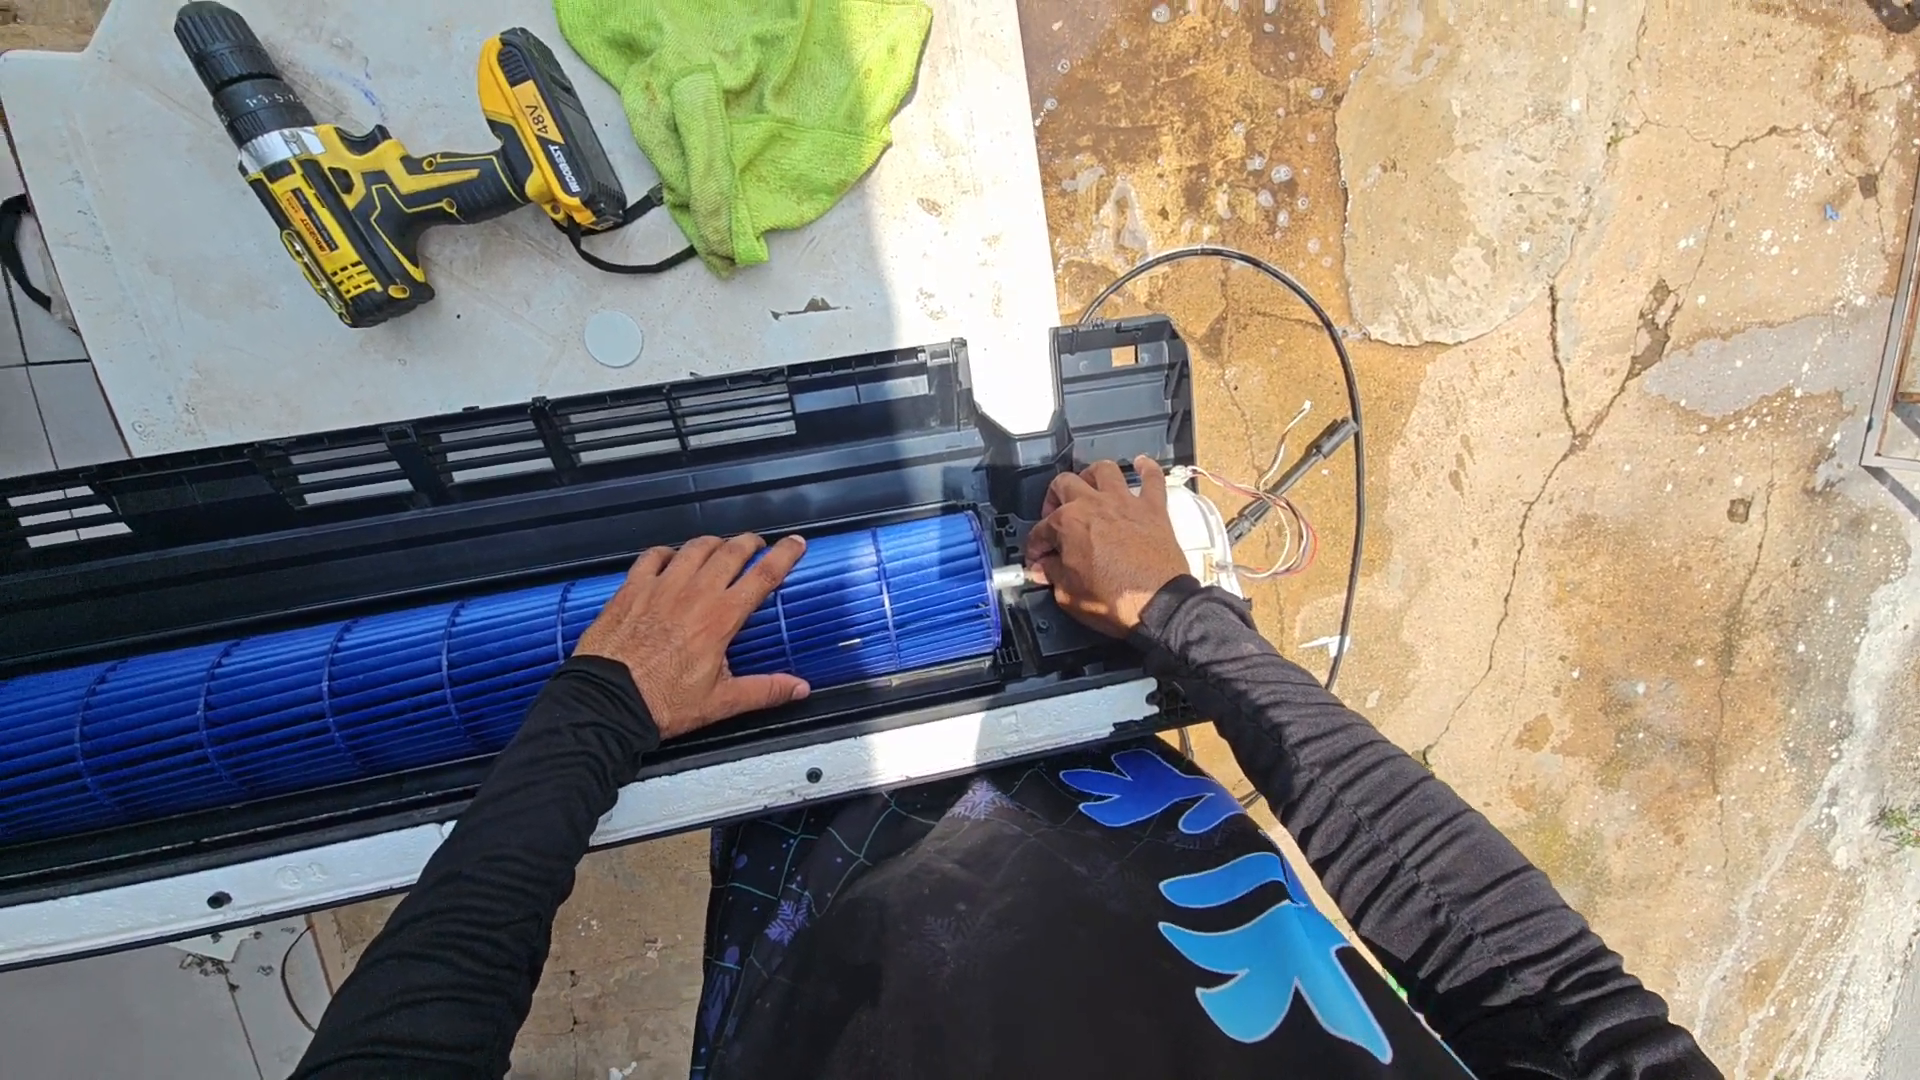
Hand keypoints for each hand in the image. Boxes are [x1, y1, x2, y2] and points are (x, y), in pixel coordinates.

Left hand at [576, 534, 810, 739]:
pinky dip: (668, 552)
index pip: (763, 575)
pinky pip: (653, 556)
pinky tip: (672, 558)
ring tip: (721, 547)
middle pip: (731, 551)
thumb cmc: (662, 702)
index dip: (784, 554)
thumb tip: (800, 688)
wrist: (605, 702)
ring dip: (714, 543)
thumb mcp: (721, 702)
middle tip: (758, 544)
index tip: (796, 542)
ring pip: (695, 548)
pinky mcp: (632, 588)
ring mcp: (661, 586)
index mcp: (721, 617)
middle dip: (750, 542)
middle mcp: (695, 593)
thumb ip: (764, 690)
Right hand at [1024, 456, 1189, 637]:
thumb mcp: (1069, 595)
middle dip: (1053, 499)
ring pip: (1103, 469)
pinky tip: (1140, 463)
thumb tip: (1045, 568)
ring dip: (1091, 475)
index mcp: (1068, 523)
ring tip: (1088, 488)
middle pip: (1064, 484)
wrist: (1158, 606)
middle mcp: (1094, 504)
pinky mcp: (1153, 509)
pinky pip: (1152, 478)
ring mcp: (1125, 502)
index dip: (1035, 547)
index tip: (1038, 560)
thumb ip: (1053, 575)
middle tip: (1055, 517)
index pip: (1040, 531)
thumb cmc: (1113, 600)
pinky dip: (1146, 468)